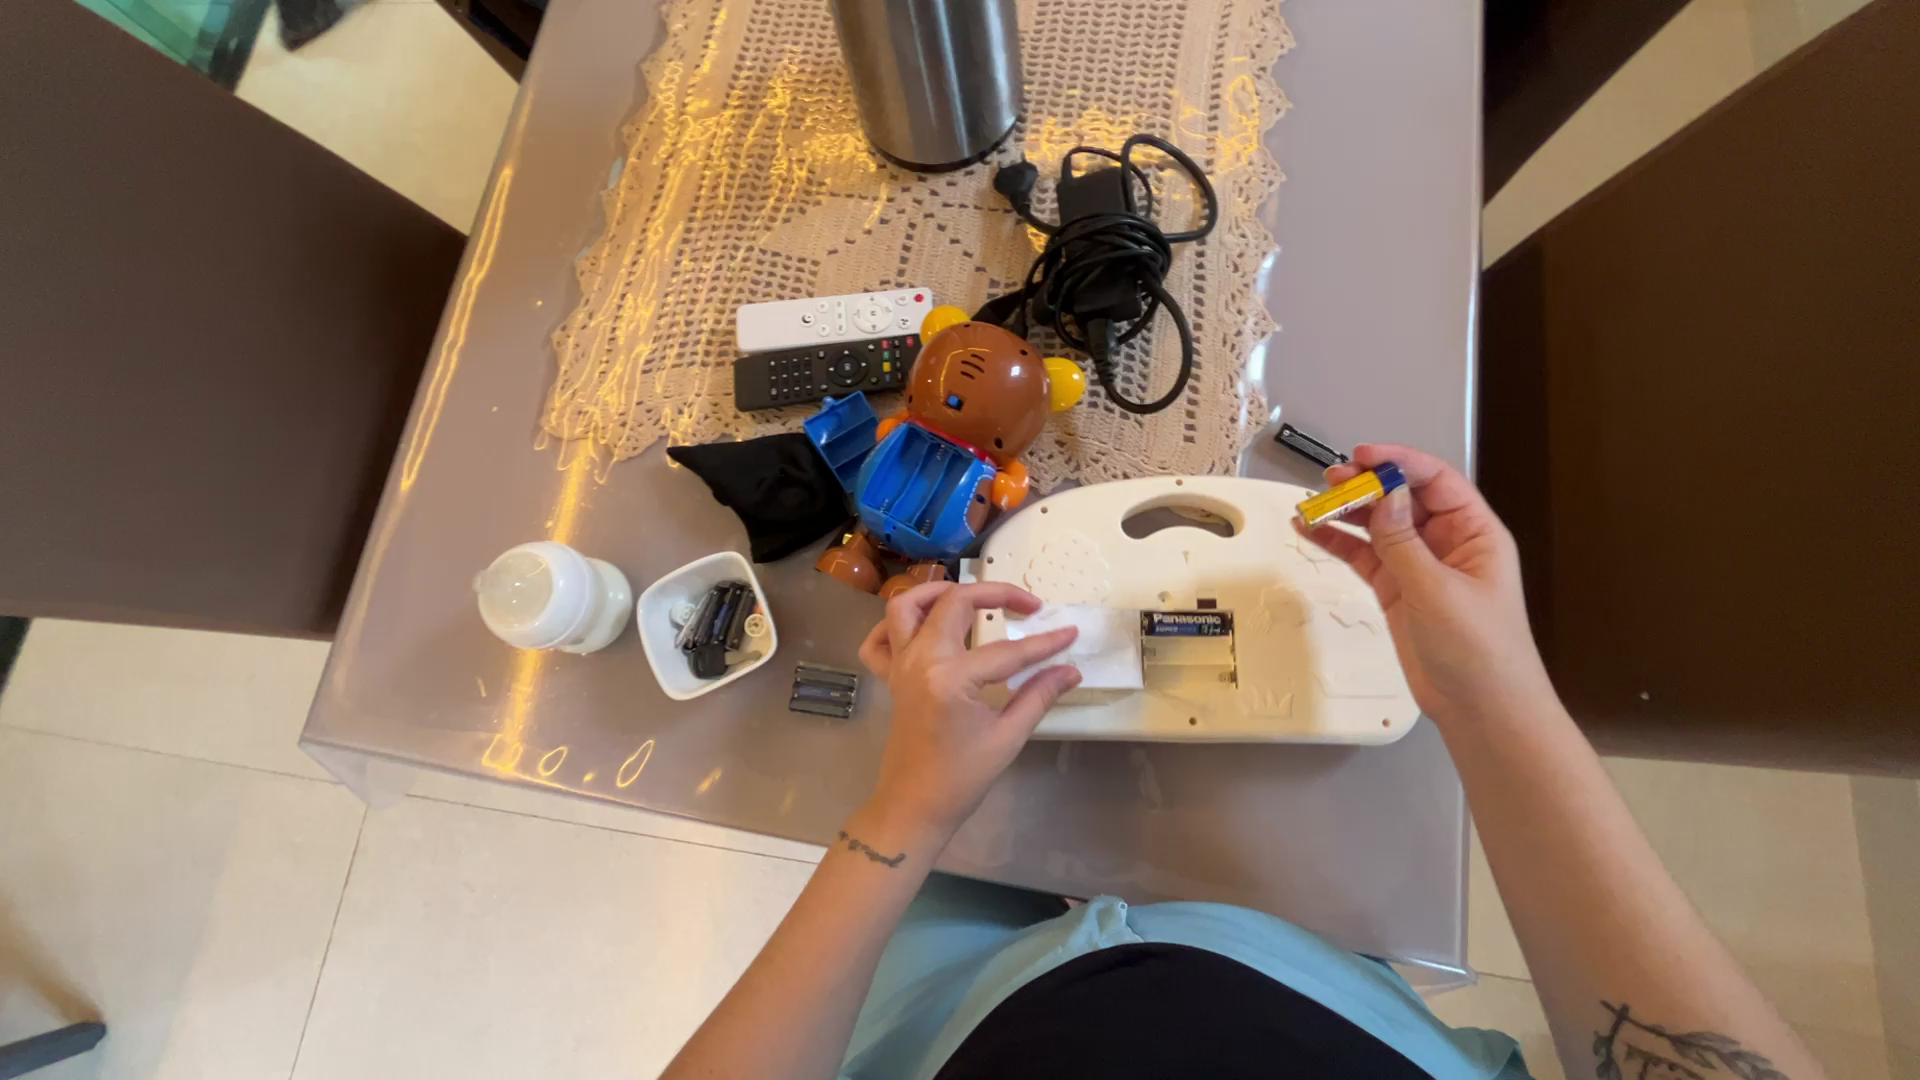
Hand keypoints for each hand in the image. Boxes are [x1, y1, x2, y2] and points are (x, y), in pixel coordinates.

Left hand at [857, 582, 1081, 837]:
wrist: (915, 806)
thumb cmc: (962, 778)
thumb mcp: (1008, 737)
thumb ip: (1039, 696)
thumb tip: (1070, 670)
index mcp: (951, 678)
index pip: (1007, 650)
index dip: (1044, 642)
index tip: (1069, 632)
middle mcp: (920, 660)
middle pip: (954, 602)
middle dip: (995, 593)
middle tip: (1027, 606)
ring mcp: (900, 666)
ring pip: (906, 606)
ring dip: (938, 592)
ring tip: (972, 599)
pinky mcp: (890, 677)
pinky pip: (879, 639)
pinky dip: (896, 625)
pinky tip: (924, 628)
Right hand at [1293, 443, 1553, 725]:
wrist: (1480, 706)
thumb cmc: (1479, 648)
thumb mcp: (1438, 590)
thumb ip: (1404, 542)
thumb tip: (1382, 496)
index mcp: (1474, 533)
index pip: (1436, 483)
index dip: (1400, 464)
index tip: (1362, 457)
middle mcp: (1445, 542)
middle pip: (1401, 499)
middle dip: (1366, 485)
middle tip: (1330, 480)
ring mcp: (1417, 565)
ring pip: (1377, 525)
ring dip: (1346, 512)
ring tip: (1312, 503)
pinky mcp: (1395, 588)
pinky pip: (1362, 555)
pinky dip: (1337, 542)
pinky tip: (1311, 530)